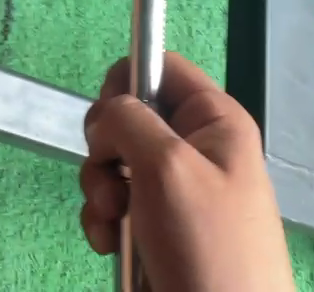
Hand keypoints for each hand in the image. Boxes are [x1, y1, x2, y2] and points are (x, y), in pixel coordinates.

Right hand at [80, 54, 295, 291]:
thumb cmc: (205, 246)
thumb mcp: (167, 166)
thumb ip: (127, 119)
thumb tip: (107, 114)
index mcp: (213, 121)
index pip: (161, 67)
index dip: (127, 81)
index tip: (107, 116)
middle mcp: (195, 148)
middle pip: (128, 115)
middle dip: (106, 146)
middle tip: (112, 176)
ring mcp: (174, 191)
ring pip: (114, 160)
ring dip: (100, 188)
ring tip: (114, 222)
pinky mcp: (156, 228)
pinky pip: (114, 203)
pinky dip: (103, 220)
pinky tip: (111, 244)